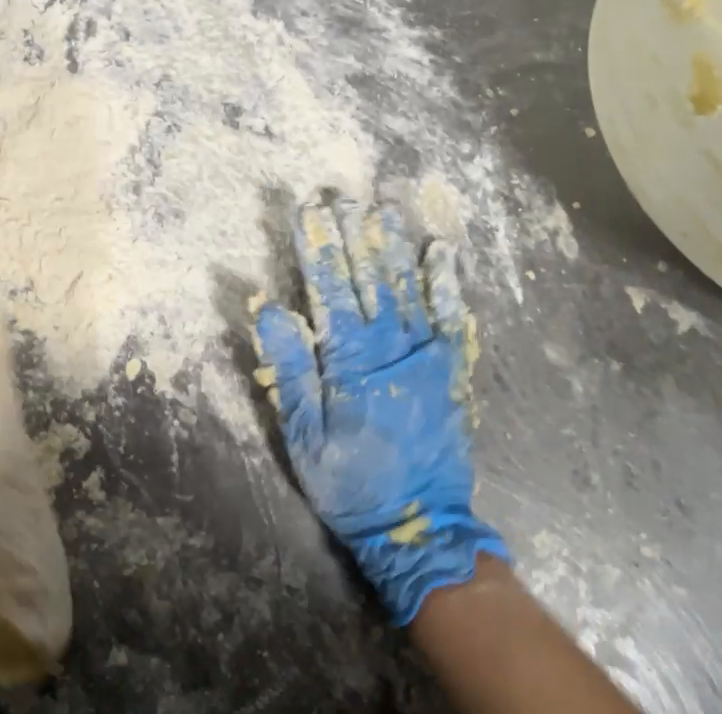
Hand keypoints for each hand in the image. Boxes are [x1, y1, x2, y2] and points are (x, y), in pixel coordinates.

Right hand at [253, 199, 507, 624]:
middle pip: (369, 279)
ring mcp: (427, 357)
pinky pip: (451, 318)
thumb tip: (270, 309)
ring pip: (409, 288)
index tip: (308, 210)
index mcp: (349, 362)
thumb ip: (289, 369)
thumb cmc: (348, 481)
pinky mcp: (451, 371)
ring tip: (383, 210)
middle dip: (354, 235)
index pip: (329, 289)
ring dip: (395, 247)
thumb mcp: (302, 433)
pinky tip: (442, 251)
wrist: (419, 525)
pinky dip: (447, 283)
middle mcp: (391, 348)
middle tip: (343, 197)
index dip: (317, 247)